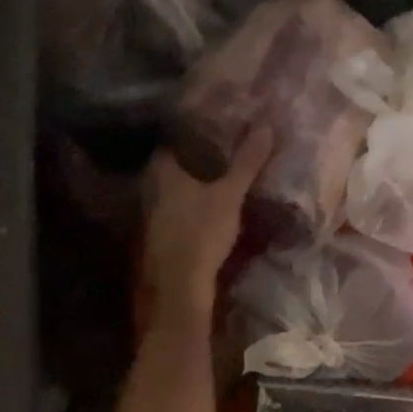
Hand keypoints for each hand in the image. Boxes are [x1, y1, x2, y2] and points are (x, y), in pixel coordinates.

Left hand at [143, 126, 273, 320]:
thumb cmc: (200, 231)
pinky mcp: (154, 236)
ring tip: (218, 183)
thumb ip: (246, 162)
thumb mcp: (230, 195)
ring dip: (191, 188)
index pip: (176, 137)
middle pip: (174, 165)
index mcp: (160, 166)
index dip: (197, 133)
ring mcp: (147, 213)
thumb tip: (265, 126)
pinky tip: (205, 213)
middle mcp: (147, 185)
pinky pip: (173, 213)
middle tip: (222, 156)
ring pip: (172, 191)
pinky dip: (187, 210)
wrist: (178, 285)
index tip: (218, 131)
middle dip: (195, 162)